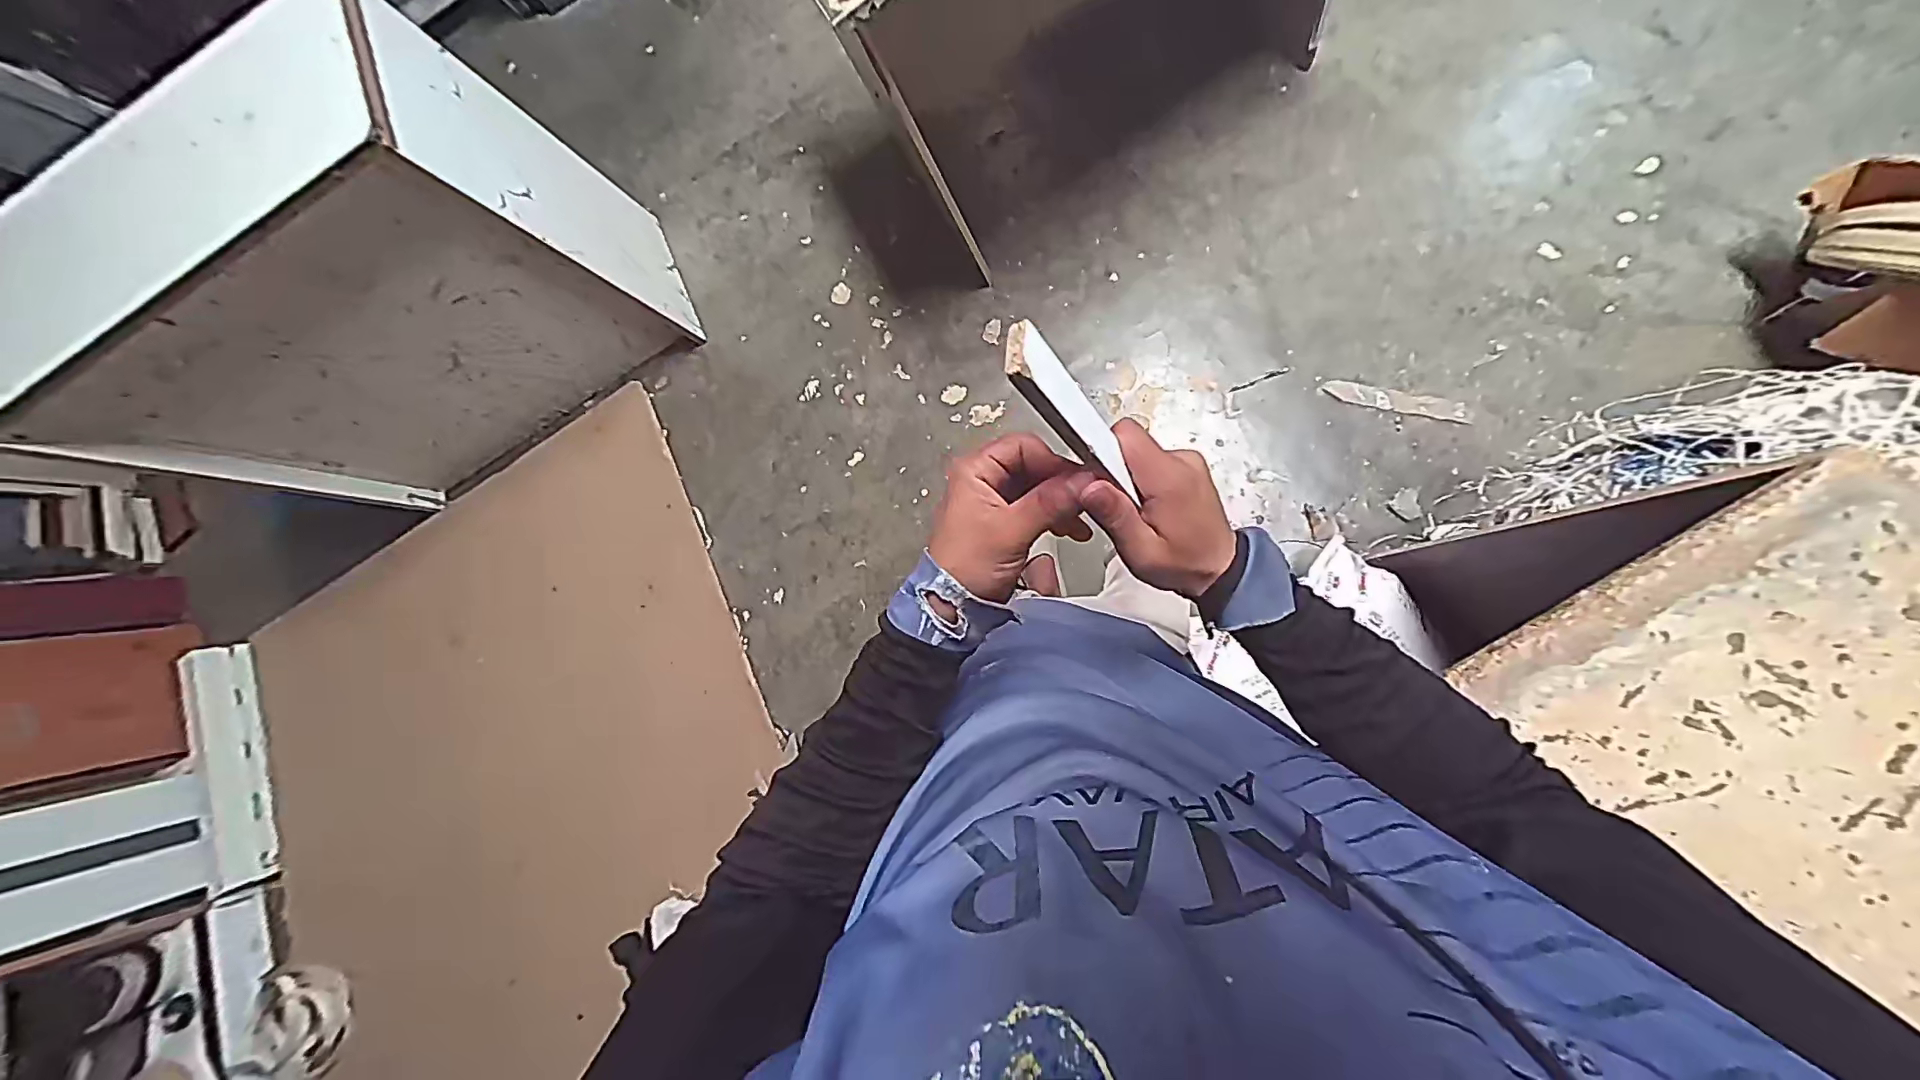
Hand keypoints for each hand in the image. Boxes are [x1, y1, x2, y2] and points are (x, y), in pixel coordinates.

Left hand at [928, 433, 1095, 602]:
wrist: (952, 605)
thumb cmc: (962, 569)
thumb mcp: (1010, 531)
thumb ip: (1049, 504)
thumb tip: (1081, 483)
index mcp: (975, 471)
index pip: (1024, 447)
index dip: (1054, 460)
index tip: (1079, 477)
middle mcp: (983, 482)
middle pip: (1034, 466)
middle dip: (1062, 483)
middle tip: (1085, 496)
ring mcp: (994, 502)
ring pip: (1039, 488)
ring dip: (1062, 501)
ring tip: (1080, 516)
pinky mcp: (1005, 523)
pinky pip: (1037, 508)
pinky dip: (1056, 516)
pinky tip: (1071, 528)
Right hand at [1078, 418, 1236, 598]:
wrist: (1220, 568)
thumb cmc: (1186, 564)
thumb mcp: (1141, 552)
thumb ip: (1115, 516)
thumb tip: (1090, 487)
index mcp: (1170, 478)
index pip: (1124, 435)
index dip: (1100, 453)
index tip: (1096, 481)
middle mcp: (1181, 462)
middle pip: (1125, 443)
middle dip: (1109, 471)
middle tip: (1118, 507)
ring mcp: (1185, 461)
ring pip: (1134, 451)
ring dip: (1124, 477)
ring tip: (1135, 511)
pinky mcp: (1184, 465)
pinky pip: (1147, 460)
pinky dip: (1138, 480)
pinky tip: (1146, 506)